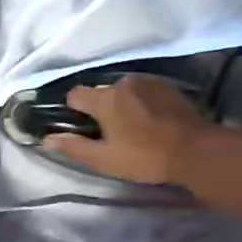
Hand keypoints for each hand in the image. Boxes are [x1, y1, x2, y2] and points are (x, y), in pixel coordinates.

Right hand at [44, 76, 210, 184]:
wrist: (196, 150)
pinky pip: (145, 92)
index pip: (75, 95)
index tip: (85, 129)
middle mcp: (123, 82)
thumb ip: (74, 147)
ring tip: (136, 130)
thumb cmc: (145, 157)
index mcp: (104, 98)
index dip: (75, 112)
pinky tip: (153, 123)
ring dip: (125, 106)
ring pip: (125, 92)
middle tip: (113, 136)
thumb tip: (46, 139)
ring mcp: (149, 81)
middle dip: (103, 110)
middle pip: (102, 94)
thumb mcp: (105, 159)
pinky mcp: (168, 87)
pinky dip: (143, 104)